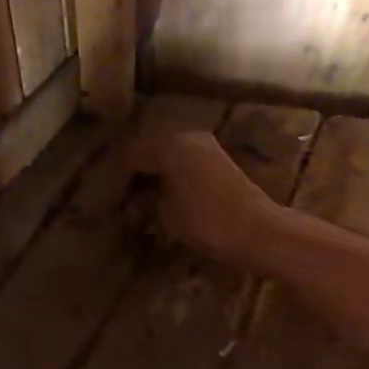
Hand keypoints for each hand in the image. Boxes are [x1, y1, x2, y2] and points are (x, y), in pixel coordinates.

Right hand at [125, 130, 274, 263]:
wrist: (257, 230)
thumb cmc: (206, 222)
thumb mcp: (165, 215)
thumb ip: (144, 203)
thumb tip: (133, 203)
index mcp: (169, 146)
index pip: (130, 157)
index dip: (116, 181)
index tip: (111, 204)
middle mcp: (186, 137)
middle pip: (149, 154)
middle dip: (135, 181)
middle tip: (126, 208)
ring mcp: (205, 147)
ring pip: (167, 160)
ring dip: (153, 182)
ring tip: (144, 210)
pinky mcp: (217, 161)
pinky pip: (184, 166)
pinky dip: (171, 182)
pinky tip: (165, 204)